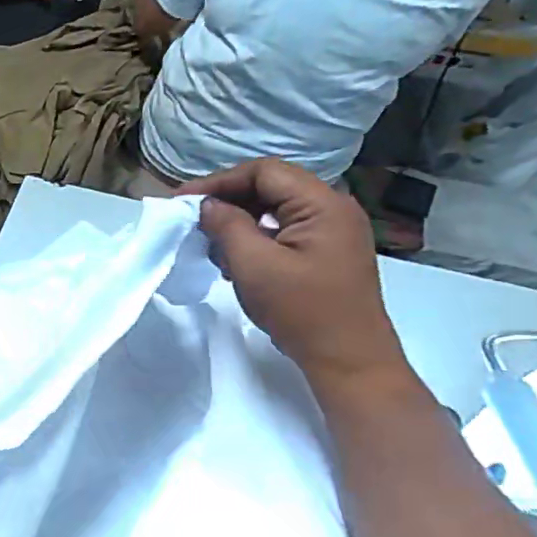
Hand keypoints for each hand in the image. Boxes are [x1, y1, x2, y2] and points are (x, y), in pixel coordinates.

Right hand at [178, 158, 408, 386]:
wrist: (351, 364)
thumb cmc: (303, 313)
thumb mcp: (255, 266)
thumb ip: (227, 226)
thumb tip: (209, 206)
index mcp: (323, 203)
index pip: (264, 172)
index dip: (220, 181)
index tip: (185, 200)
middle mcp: (334, 208)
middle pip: (272, 188)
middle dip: (230, 202)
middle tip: (195, 221)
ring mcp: (336, 232)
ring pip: (278, 211)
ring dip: (243, 223)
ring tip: (213, 246)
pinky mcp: (331, 254)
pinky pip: (288, 232)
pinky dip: (260, 240)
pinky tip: (238, 262)